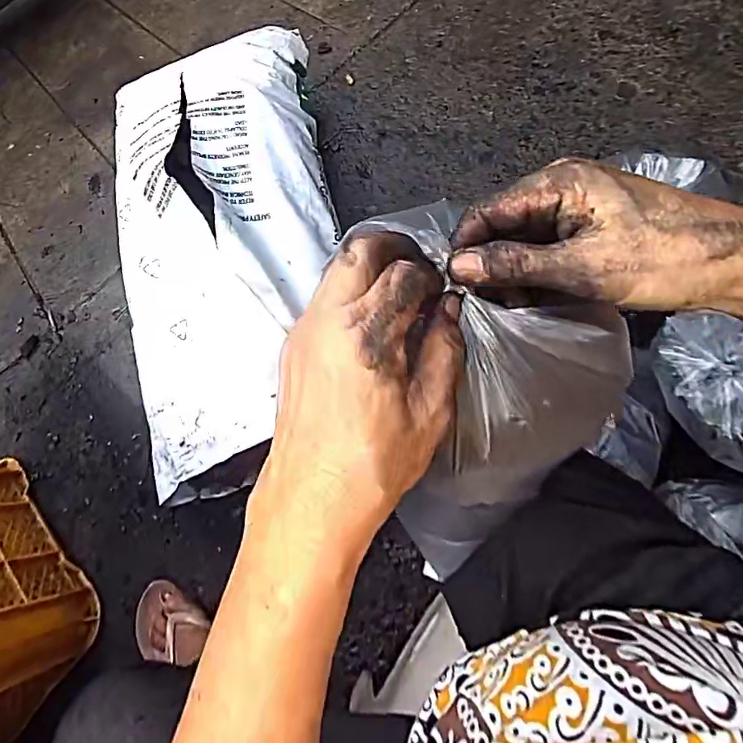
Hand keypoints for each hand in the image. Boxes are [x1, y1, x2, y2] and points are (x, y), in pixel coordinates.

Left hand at [257, 232, 464, 540]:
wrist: (312, 496)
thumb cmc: (367, 467)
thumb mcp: (431, 411)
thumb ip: (445, 349)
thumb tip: (448, 312)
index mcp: (367, 335)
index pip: (404, 272)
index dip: (431, 274)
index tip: (440, 290)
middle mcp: (328, 322)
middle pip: (359, 247)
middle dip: (394, 246)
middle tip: (417, 265)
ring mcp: (306, 330)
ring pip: (336, 267)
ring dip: (369, 266)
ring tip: (397, 292)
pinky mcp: (295, 344)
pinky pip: (323, 295)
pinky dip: (350, 292)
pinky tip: (372, 320)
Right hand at [447, 158, 742, 312]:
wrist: (737, 261)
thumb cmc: (665, 259)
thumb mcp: (584, 268)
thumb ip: (516, 264)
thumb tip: (459, 266)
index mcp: (558, 182)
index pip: (489, 209)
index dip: (468, 246)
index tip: (458, 285)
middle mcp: (562, 185)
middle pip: (505, 224)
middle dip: (495, 264)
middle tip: (494, 305)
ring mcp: (579, 204)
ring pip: (526, 238)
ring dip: (519, 271)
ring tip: (522, 306)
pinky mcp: (592, 223)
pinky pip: (550, 244)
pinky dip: (542, 270)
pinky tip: (545, 296)